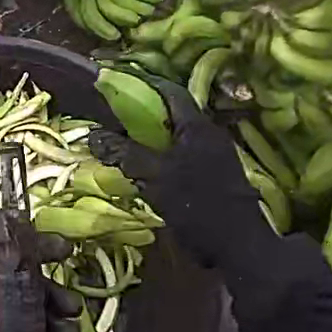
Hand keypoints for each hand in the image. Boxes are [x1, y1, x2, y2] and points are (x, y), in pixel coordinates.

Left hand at [0, 209, 73, 331]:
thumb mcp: (6, 284)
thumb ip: (10, 247)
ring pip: (46, 321)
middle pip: (37, 290)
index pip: (17, 252)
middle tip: (71, 308)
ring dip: (65, 328)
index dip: (43, 246)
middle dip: (60, 297)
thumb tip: (6, 208)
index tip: (67, 251)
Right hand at [89, 76, 270, 269]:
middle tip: (114, 119)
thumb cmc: (197, 202)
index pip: (169, 92)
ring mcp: (213, 158)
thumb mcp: (154, 175)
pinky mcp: (212, 179)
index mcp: (197, 126)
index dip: (143, 84)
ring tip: (124, 145)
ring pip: (175, 139)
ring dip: (150, 140)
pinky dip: (160, 159)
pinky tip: (144, 173)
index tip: (117, 85)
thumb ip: (124, 153)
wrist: (238, 246)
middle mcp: (208, 135)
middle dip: (142, 115)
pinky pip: (181, 158)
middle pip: (171, 115)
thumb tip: (93, 135)